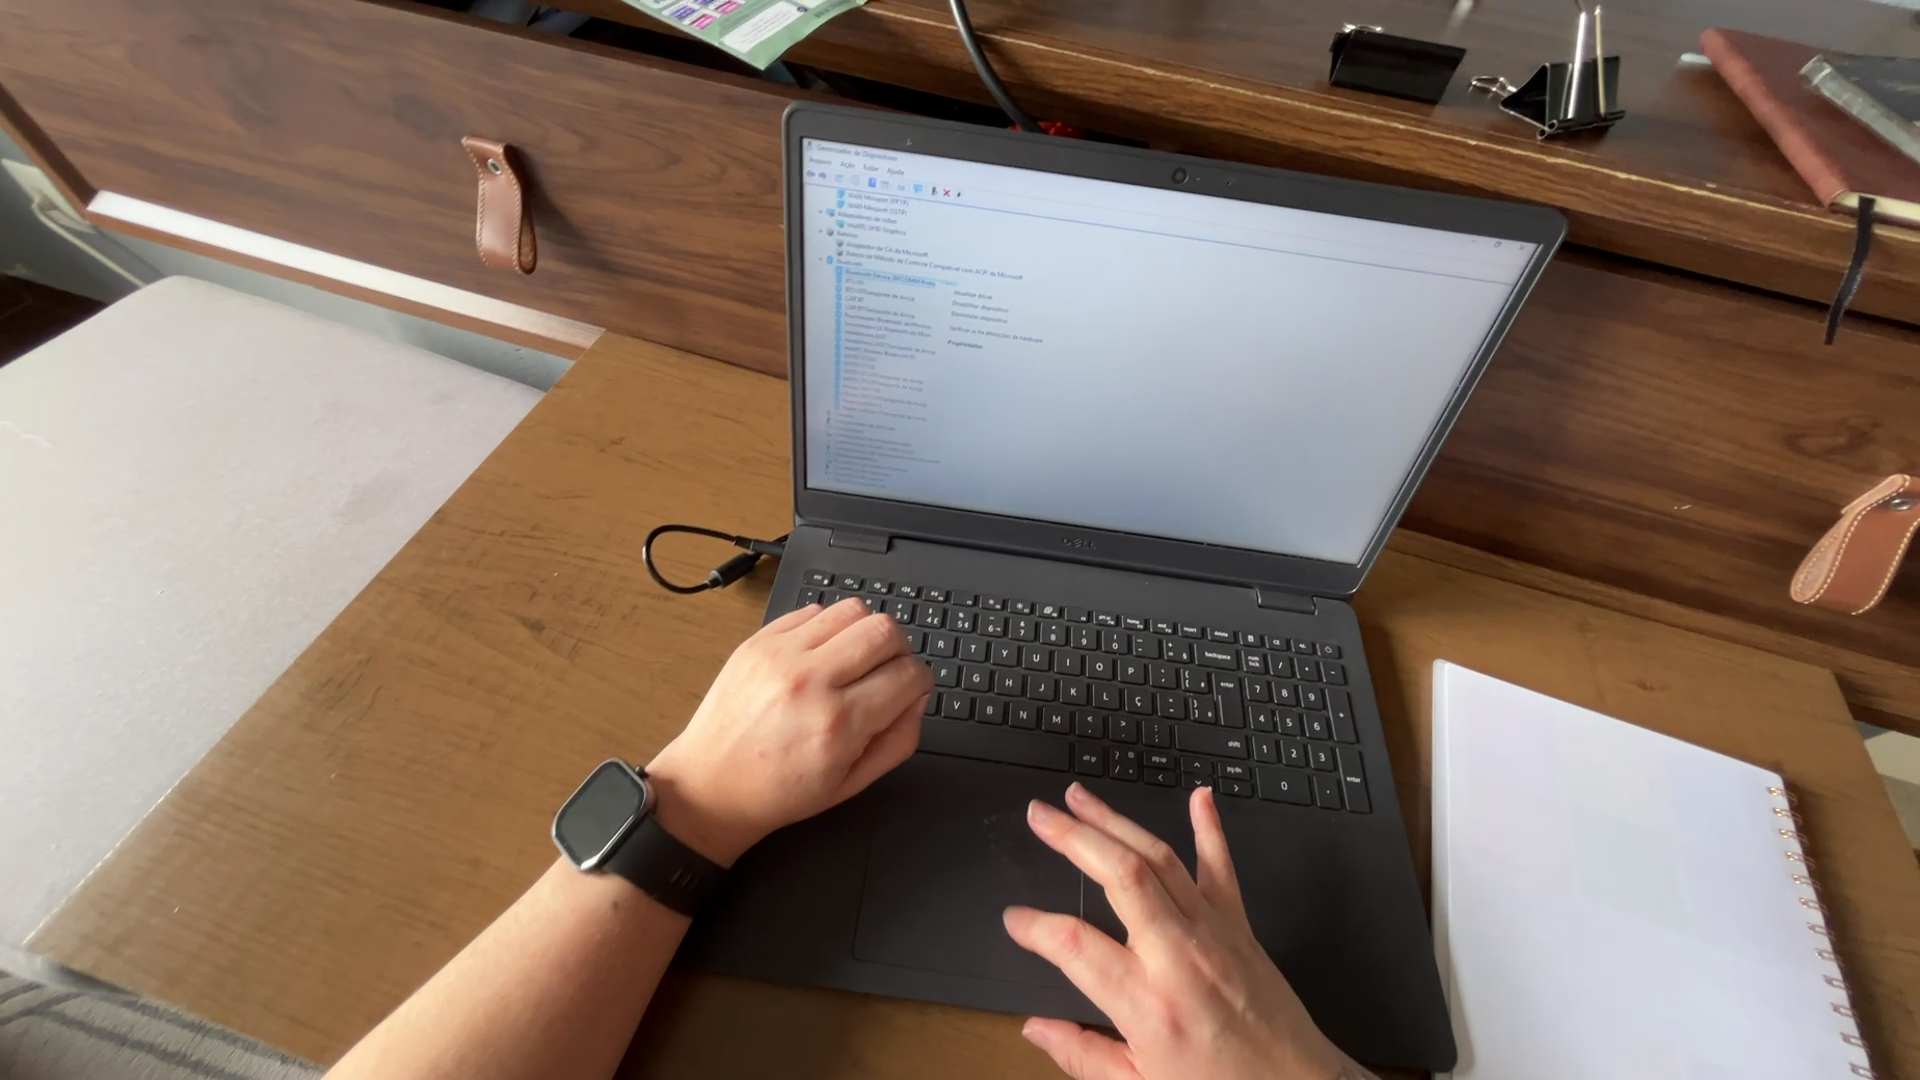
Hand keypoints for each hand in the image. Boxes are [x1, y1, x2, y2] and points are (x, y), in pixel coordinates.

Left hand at [644, 597, 930, 866]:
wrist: (709, 786)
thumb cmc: (779, 791)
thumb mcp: (852, 783)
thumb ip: (899, 739)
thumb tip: (919, 696)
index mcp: (838, 724)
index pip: (908, 674)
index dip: (920, 681)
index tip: (911, 689)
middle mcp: (811, 681)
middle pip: (885, 629)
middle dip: (899, 650)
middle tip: (888, 671)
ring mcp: (781, 654)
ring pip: (853, 609)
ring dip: (865, 631)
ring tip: (855, 659)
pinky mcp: (760, 640)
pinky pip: (814, 610)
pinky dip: (828, 628)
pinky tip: (821, 656)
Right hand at [1003, 783, 1373, 1079]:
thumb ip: (1082, 1056)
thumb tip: (1033, 1028)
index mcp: (1150, 1005)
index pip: (1075, 947)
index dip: (1035, 927)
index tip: (1014, 918)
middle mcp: (1179, 957)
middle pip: (1121, 875)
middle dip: (1074, 836)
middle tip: (1039, 814)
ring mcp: (1212, 931)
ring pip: (1159, 858)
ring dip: (1114, 821)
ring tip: (1079, 797)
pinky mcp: (1239, 924)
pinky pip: (1221, 866)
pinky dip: (1210, 827)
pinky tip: (1199, 796)